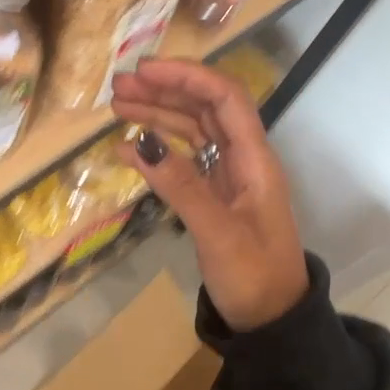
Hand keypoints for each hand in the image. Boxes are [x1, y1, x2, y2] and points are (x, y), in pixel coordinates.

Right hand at [112, 59, 308, 331]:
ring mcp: (228, 178)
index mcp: (255, 159)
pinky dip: (158, 152)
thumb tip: (140, 143)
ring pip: (193, 132)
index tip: (144, 69)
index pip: (224, 98)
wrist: (272, 319)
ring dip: (158, 115)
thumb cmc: (253, 276)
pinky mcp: (215, 198)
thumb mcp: (217, 233)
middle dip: (165, 90)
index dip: (186, 76)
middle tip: (119, 86)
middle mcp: (243, 159)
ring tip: (117, 106)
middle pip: (205, 109)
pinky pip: (185, 162)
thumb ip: (181, 186)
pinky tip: (127, 149)